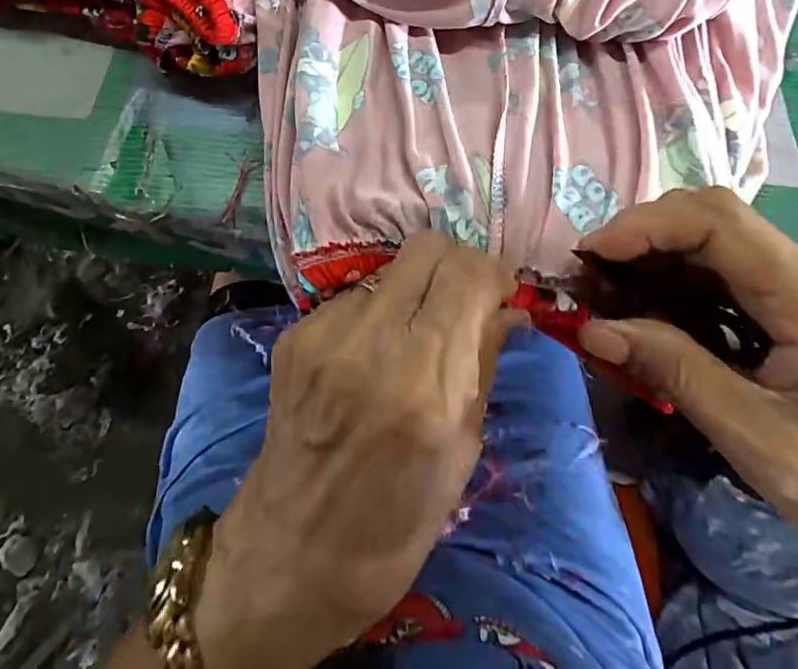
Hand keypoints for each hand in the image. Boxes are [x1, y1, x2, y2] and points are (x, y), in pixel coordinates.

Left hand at [196, 231, 524, 668]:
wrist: (296, 548)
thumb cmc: (396, 522)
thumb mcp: (462, 451)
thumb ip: (482, 363)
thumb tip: (504, 308)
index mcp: (426, 382)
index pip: (466, 272)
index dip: (492, 273)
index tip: (497, 295)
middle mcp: (371, 343)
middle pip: (426, 248)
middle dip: (455, 266)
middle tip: (462, 301)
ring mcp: (324, 333)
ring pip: (388, 270)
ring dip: (413, 290)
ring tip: (412, 336)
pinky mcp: (293, 335)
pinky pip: (352, 299)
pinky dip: (374, 314)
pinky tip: (370, 356)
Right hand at [574, 187, 797, 592]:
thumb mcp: (758, 440)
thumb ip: (676, 372)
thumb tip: (592, 328)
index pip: (717, 222)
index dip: (643, 225)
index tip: (589, 254)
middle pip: (714, 216)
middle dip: (641, 234)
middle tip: (592, 276)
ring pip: (719, 236)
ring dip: (657, 254)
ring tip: (612, 293)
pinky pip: (733, 267)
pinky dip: (681, 275)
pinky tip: (657, 310)